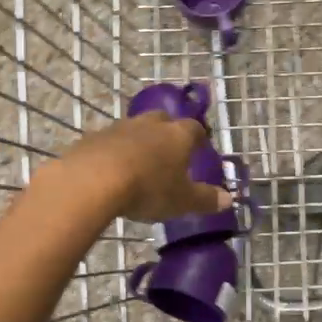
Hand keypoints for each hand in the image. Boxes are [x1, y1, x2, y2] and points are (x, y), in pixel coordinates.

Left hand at [56, 113, 230, 224]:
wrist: (92, 180)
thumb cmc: (148, 188)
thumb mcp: (182, 200)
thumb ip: (205, 199)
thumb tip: (229, 199)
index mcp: (178, 135)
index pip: (195, 129)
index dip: (199, 138)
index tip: (200, 148)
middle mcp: (151, 124)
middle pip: (164, 120)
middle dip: (167, 132)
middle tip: (168, 152)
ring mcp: (120, 127)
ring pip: (134, 128)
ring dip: (138, 141)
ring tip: (138, 163)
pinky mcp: (93, 137)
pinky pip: (108, 142)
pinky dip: (112, 152)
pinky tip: (109, 170)